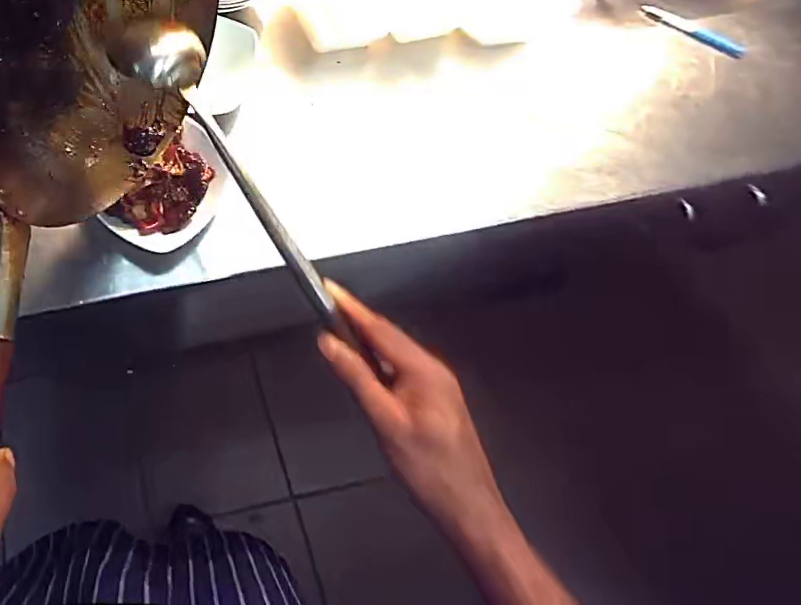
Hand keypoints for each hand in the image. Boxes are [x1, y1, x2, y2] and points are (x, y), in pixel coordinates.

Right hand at [318, 282, 574, 604]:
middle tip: (329, 306)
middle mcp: (434, 370)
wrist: (471, 512)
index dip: (351, 306)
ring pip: (395, 352)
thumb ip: (356, 377)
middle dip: (357, 320)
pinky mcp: (437, 398)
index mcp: (424, 369)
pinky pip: (402, 367)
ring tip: (341, 332)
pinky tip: (367, 367)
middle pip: (388, 336)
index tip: (330, 288)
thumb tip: (330, 344)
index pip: (379, 327)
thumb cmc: (431, 472)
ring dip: (367, 340)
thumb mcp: (385, 422)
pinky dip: (380, 360)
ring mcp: (438, 384)